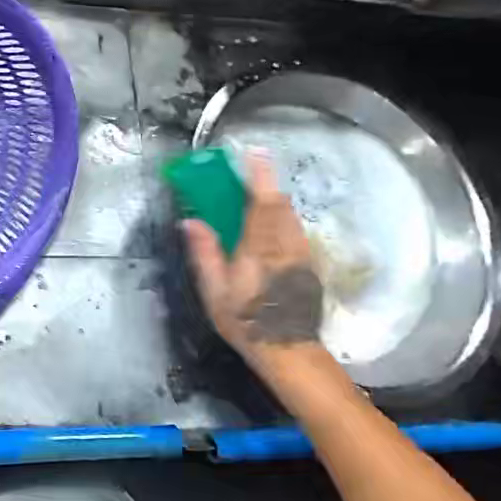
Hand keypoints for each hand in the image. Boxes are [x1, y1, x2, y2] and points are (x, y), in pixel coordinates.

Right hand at [181, 153, 327, 372]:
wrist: (288, 349)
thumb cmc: (246, 321)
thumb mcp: (215, 291)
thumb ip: (204, 252)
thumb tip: (190, 221)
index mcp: (260, 246)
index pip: (262, 199)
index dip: (259, 173)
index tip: (253, 152)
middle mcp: (285, 243)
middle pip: (279, 202)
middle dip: (264, 185)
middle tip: (247, 179)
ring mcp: (301, 252)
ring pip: (290, 215)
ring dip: (274, 203)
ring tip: (256, 205)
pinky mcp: (309, 263)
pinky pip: (296, 230)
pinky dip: (282, 221)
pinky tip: (270, 235)